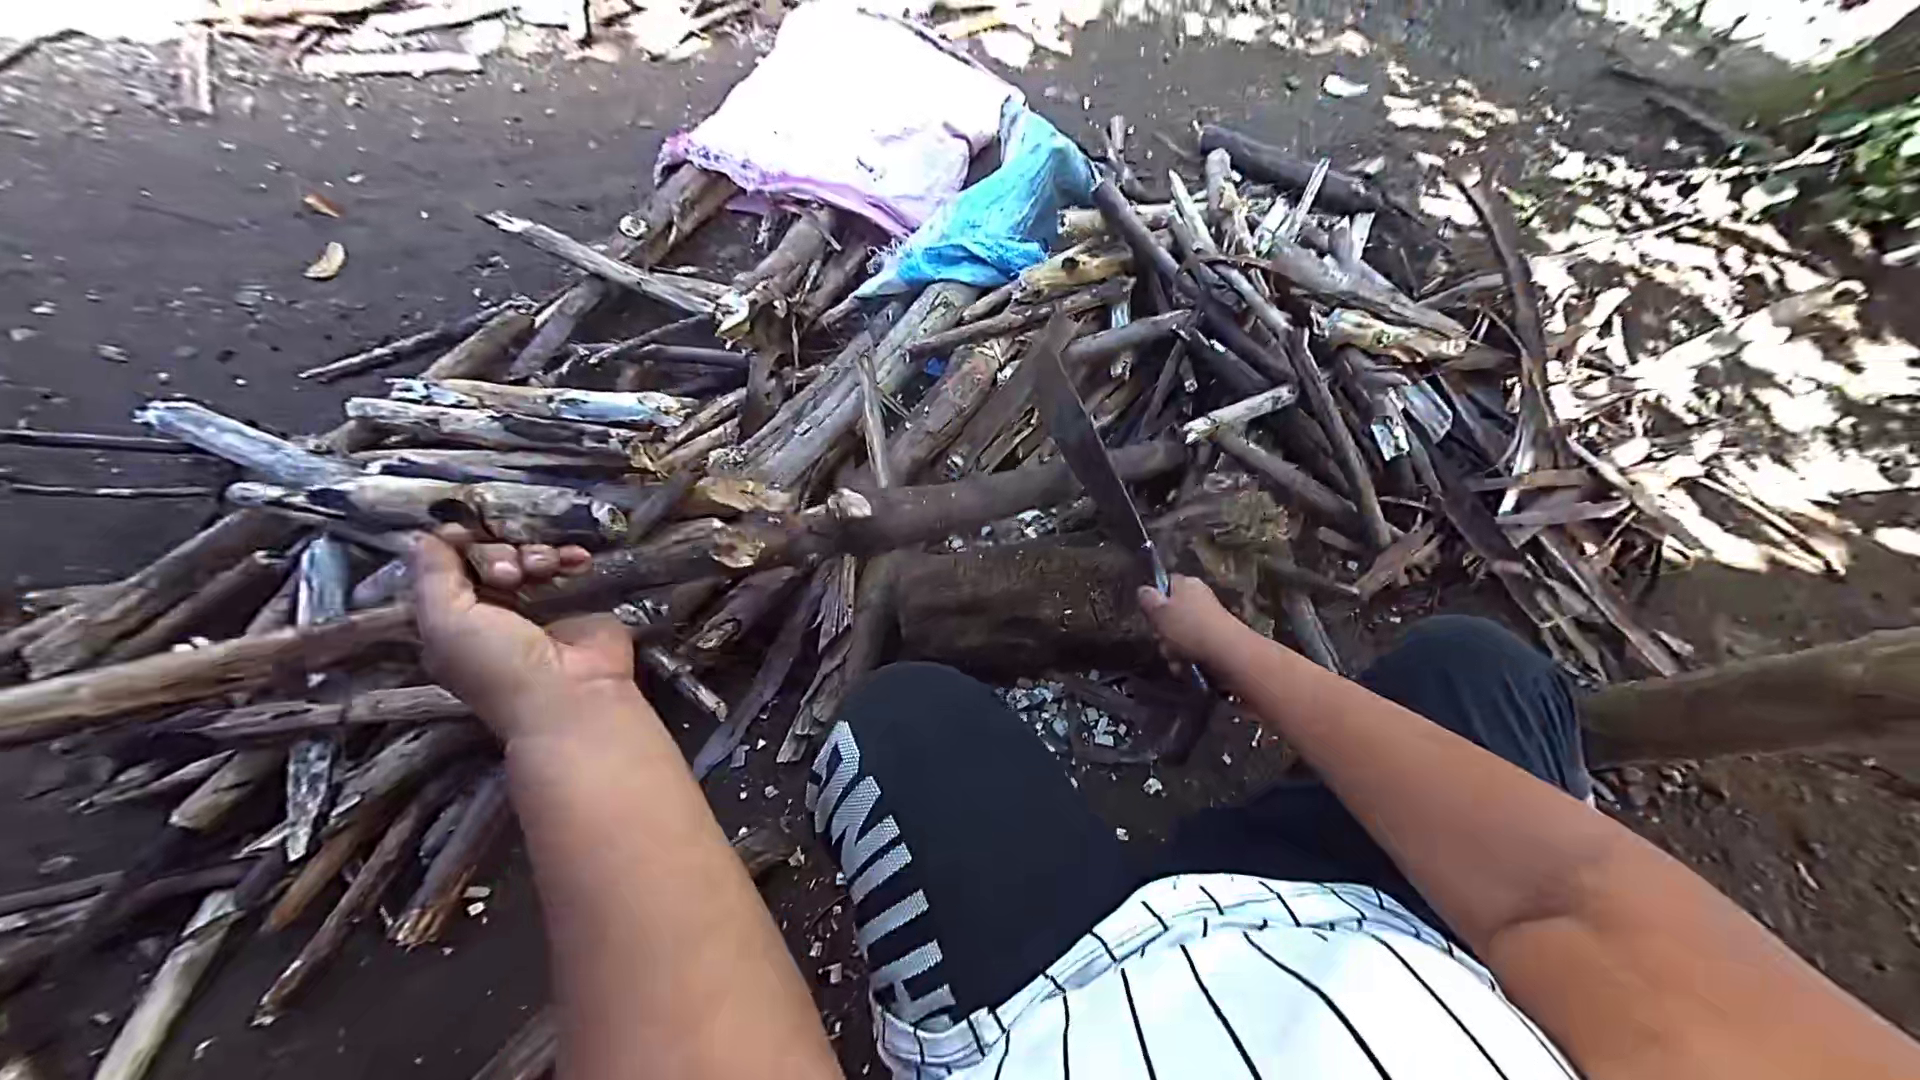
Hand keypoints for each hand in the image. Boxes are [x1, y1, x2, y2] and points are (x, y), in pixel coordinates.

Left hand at [409, 526, 635, 742]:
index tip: (466, 534)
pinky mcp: (577, 597)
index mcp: (454, 615)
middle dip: (499, 552)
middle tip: (509, 572)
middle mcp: (495, 605)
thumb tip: (429, 533)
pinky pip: (569, 562)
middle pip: (491, 553)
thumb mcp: (445, 622)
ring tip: (544, 568)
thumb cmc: (497, 663)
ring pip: (530, 553)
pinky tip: (577, 560)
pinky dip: (570, 555)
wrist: (569, 692)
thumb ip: (432, 575)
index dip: (457, 544)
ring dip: (536, 552)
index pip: (449, 563)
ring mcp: (539, 600)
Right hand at [1137, 574, 1239, 663]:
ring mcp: (1209, 620)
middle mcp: (1199, 598)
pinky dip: (1185, 658)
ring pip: (1178, 634)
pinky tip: (1184, 667)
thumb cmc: (1188, 628)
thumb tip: (1143, 590)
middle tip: (1162, 639)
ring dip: (1171, 649)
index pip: (1164, 584)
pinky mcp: (1215, 641)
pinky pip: (1191, 648)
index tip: (1150, 615)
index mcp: (1186, 584)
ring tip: (1175, 658)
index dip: (1154, 600)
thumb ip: (1147, 600)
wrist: (1228, 655)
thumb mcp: (1158, 612)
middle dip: (1162, 631)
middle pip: (1170, 613)